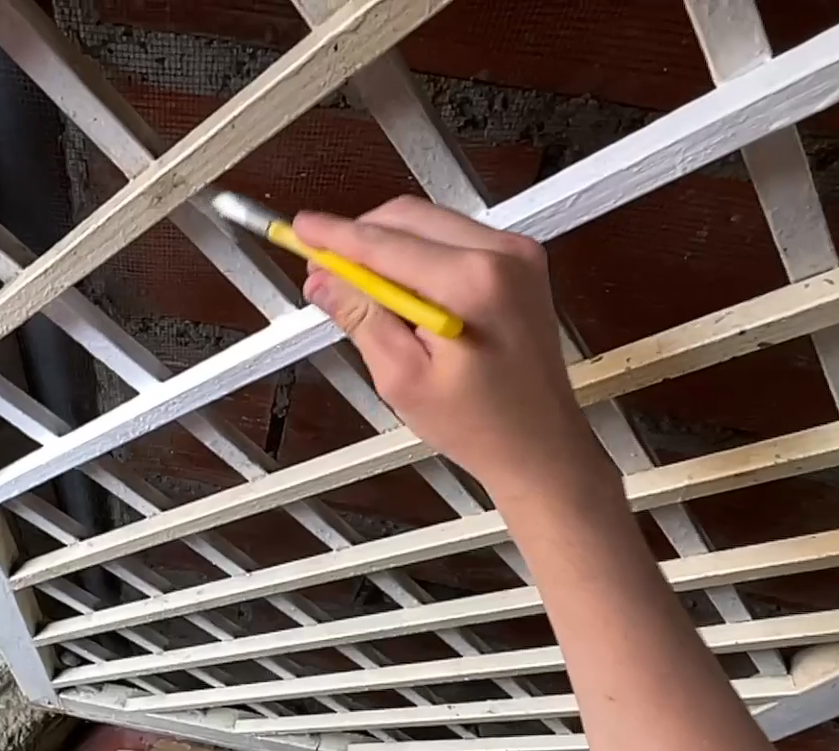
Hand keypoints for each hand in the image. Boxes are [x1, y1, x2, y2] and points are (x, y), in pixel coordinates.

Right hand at [294, 197, 607, 497]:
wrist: (539, 443)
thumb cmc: (474, 424)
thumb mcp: (402, 379)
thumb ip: (362, 319)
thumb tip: (321, 281)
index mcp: (472, 282)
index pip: (384, 242)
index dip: (334, 236)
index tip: (299, 229)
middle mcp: (501, 252)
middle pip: (408, 218)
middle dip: (358, 238)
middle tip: (320, 270)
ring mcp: (517, 253)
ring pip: (429, 224)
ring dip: (385, 246)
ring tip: (354, 287)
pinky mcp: (520, 263)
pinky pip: (453, 240)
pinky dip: (416, 255)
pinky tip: (396, 291)